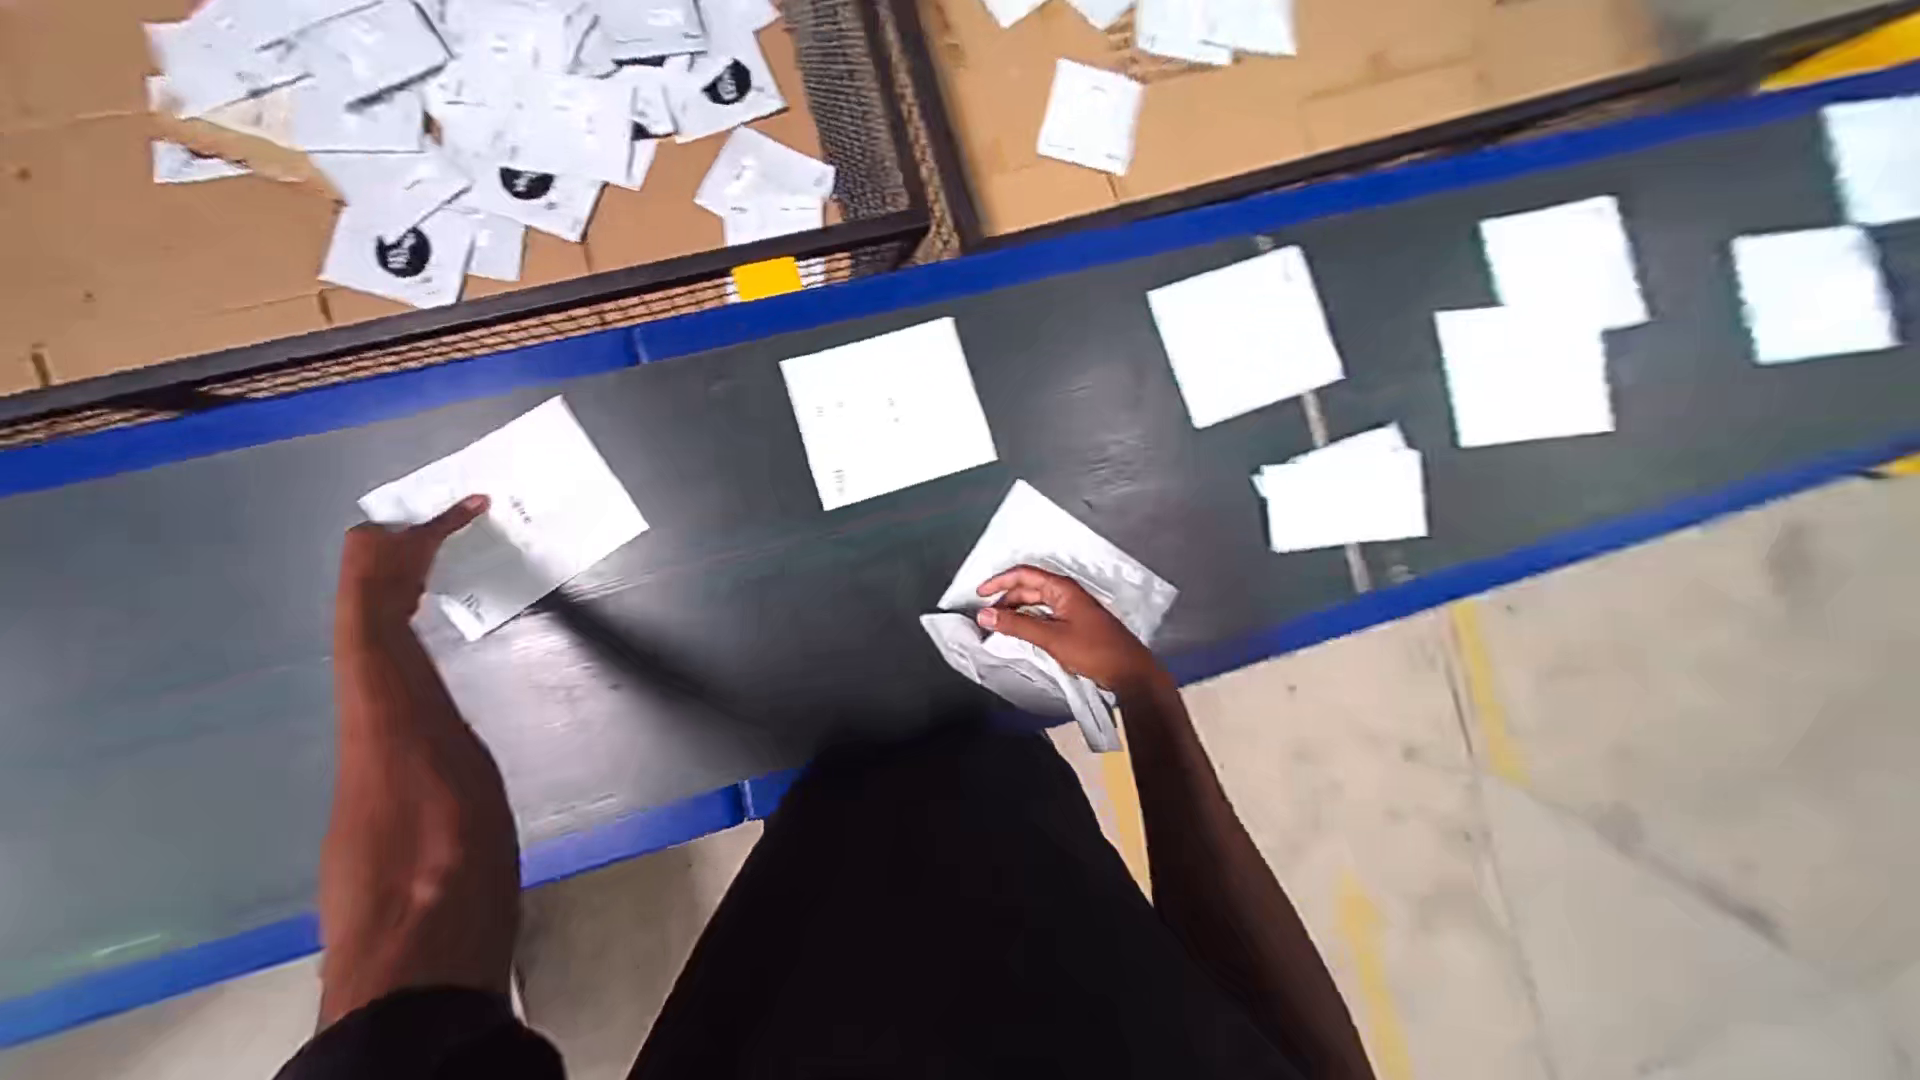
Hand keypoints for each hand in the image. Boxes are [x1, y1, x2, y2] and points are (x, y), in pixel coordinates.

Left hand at [338, 495, 488, 623]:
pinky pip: (402, 579)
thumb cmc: (392, 570)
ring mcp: (362, 574)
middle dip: (421, 541)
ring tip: (443, 561)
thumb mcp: (427, 538)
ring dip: (419, 562)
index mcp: (362, 531)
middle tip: (447, 540)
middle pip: (399, 539)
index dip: (421, 520)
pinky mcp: (374, 595)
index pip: (396, 519)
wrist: (375, 616)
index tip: (443, 524)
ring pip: (401, 560)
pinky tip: (430, 581)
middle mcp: (356, 550)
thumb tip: (480, 498)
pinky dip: (416, 579)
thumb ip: (452, 519)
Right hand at [975, 565, 1167, 693]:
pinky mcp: (1074, 622)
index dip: (999, 581)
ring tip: (998, 625)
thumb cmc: (1095, 650)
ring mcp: (1071, 607)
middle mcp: (1066, 593)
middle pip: (1028, 588)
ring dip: (1016, 611)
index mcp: (1062, 588)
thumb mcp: (1051, 637)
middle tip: (986, 615)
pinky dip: (1028, 620)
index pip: (1023, 574)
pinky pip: (1044, 614)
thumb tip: (985, 615)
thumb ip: (1016, 625)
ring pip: (1036, 603)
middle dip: (1005, 599)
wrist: (1129, 671)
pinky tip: (1019, 632)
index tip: (980, 593)